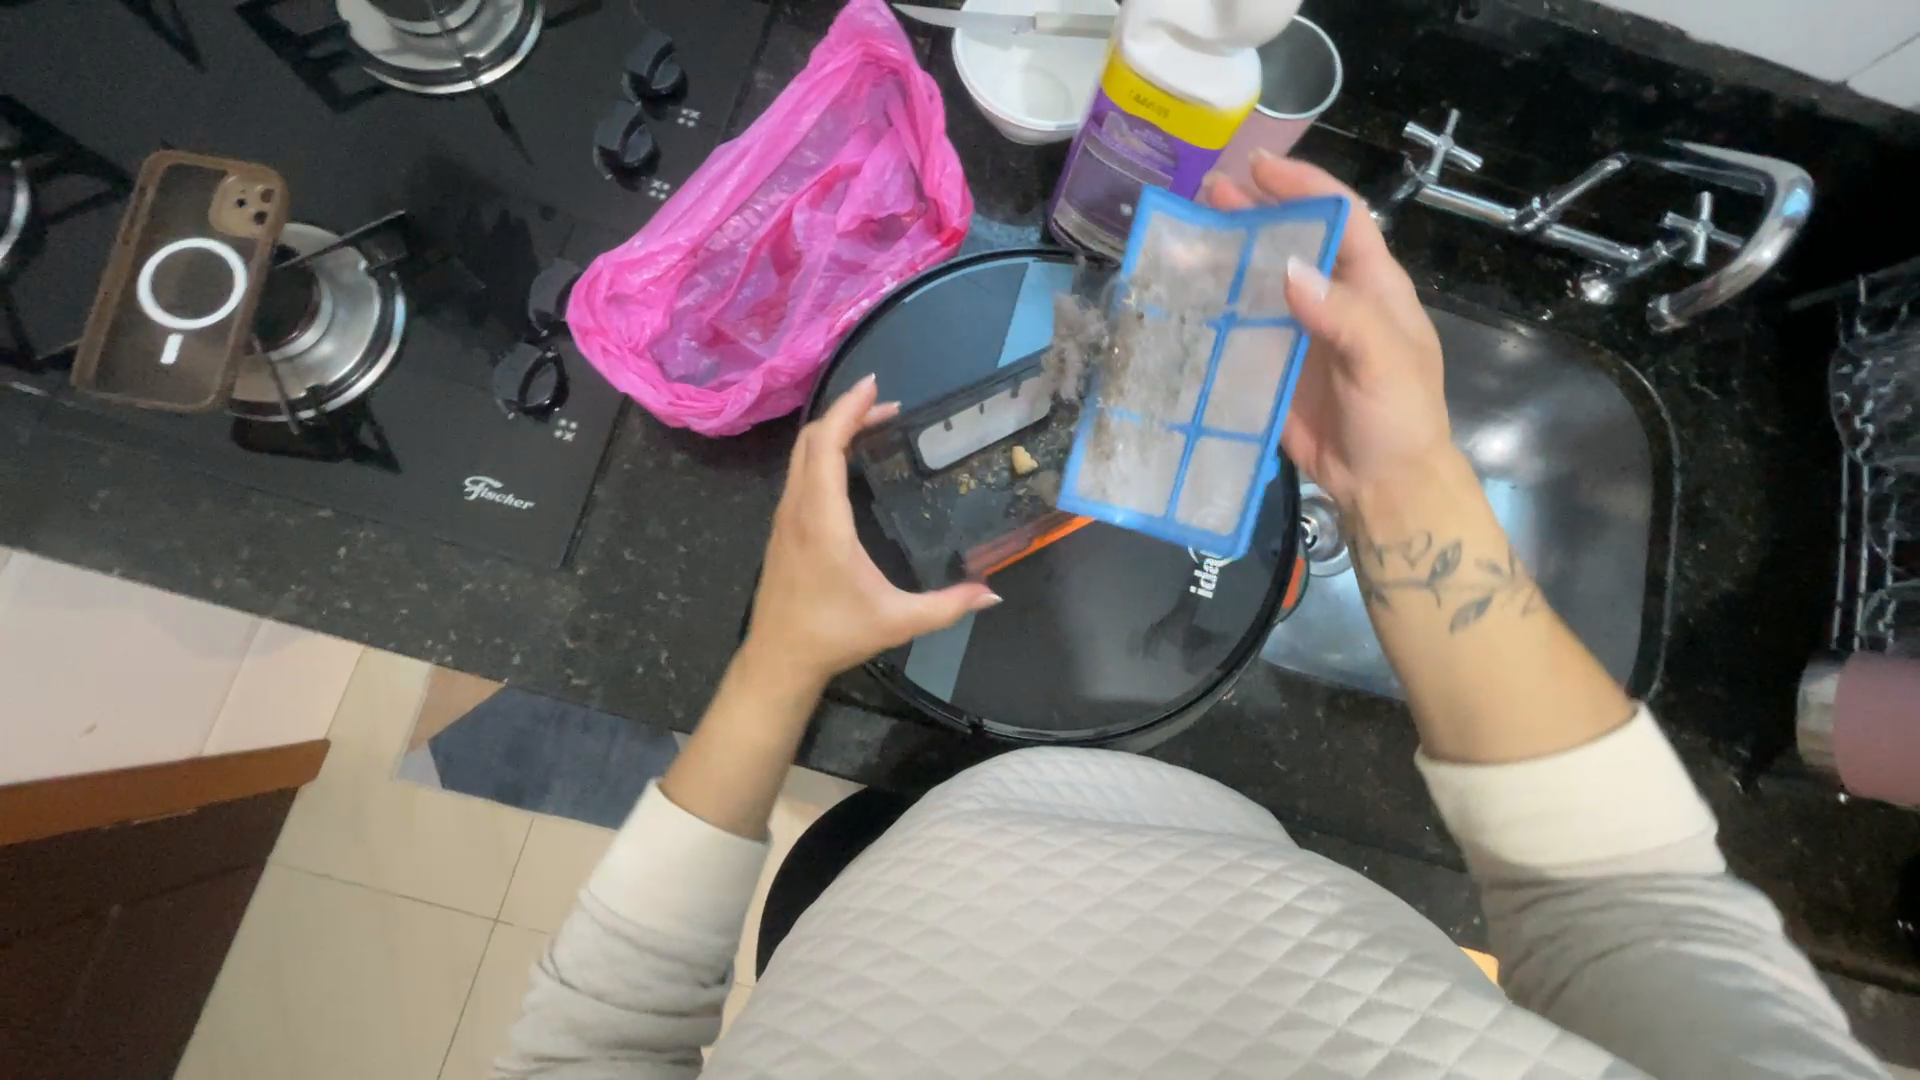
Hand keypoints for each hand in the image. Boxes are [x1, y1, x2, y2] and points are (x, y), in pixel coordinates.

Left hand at [743, 374, 999, 688]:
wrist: (779, 658)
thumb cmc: (836, 634)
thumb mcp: (898, 621)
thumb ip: (948, 606)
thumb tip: (992, 594)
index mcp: (823, 521)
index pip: (828, 446)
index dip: (849, 410)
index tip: (875, 386)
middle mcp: (798, 509)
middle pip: (811, 439)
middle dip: (846, 412)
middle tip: (887, 405)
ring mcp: (784, 516)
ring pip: (801, 454)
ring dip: (833, 431)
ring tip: (872, 426)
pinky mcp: (781, 527)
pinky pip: (799, 472)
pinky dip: (822, 452)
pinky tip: (848, 463)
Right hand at [1205, 153, 1455, 509]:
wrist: (1379, 484)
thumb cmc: (1397, 418)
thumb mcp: (1384, 362)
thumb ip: (1344, 316)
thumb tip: (1287, 270)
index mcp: (1370, 288)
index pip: (1340, 221)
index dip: (1304, 188)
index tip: (1260, 168)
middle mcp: (1330, 303)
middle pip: (1290, 245)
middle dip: (1254, 213)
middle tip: (1208, 193)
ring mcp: (1297, 337)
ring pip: (1257, 286)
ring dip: (1225, 260)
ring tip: (1186, 240)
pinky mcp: (1270, 371)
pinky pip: (1239, 335)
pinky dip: (1213, 317)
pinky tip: (1185, 304)